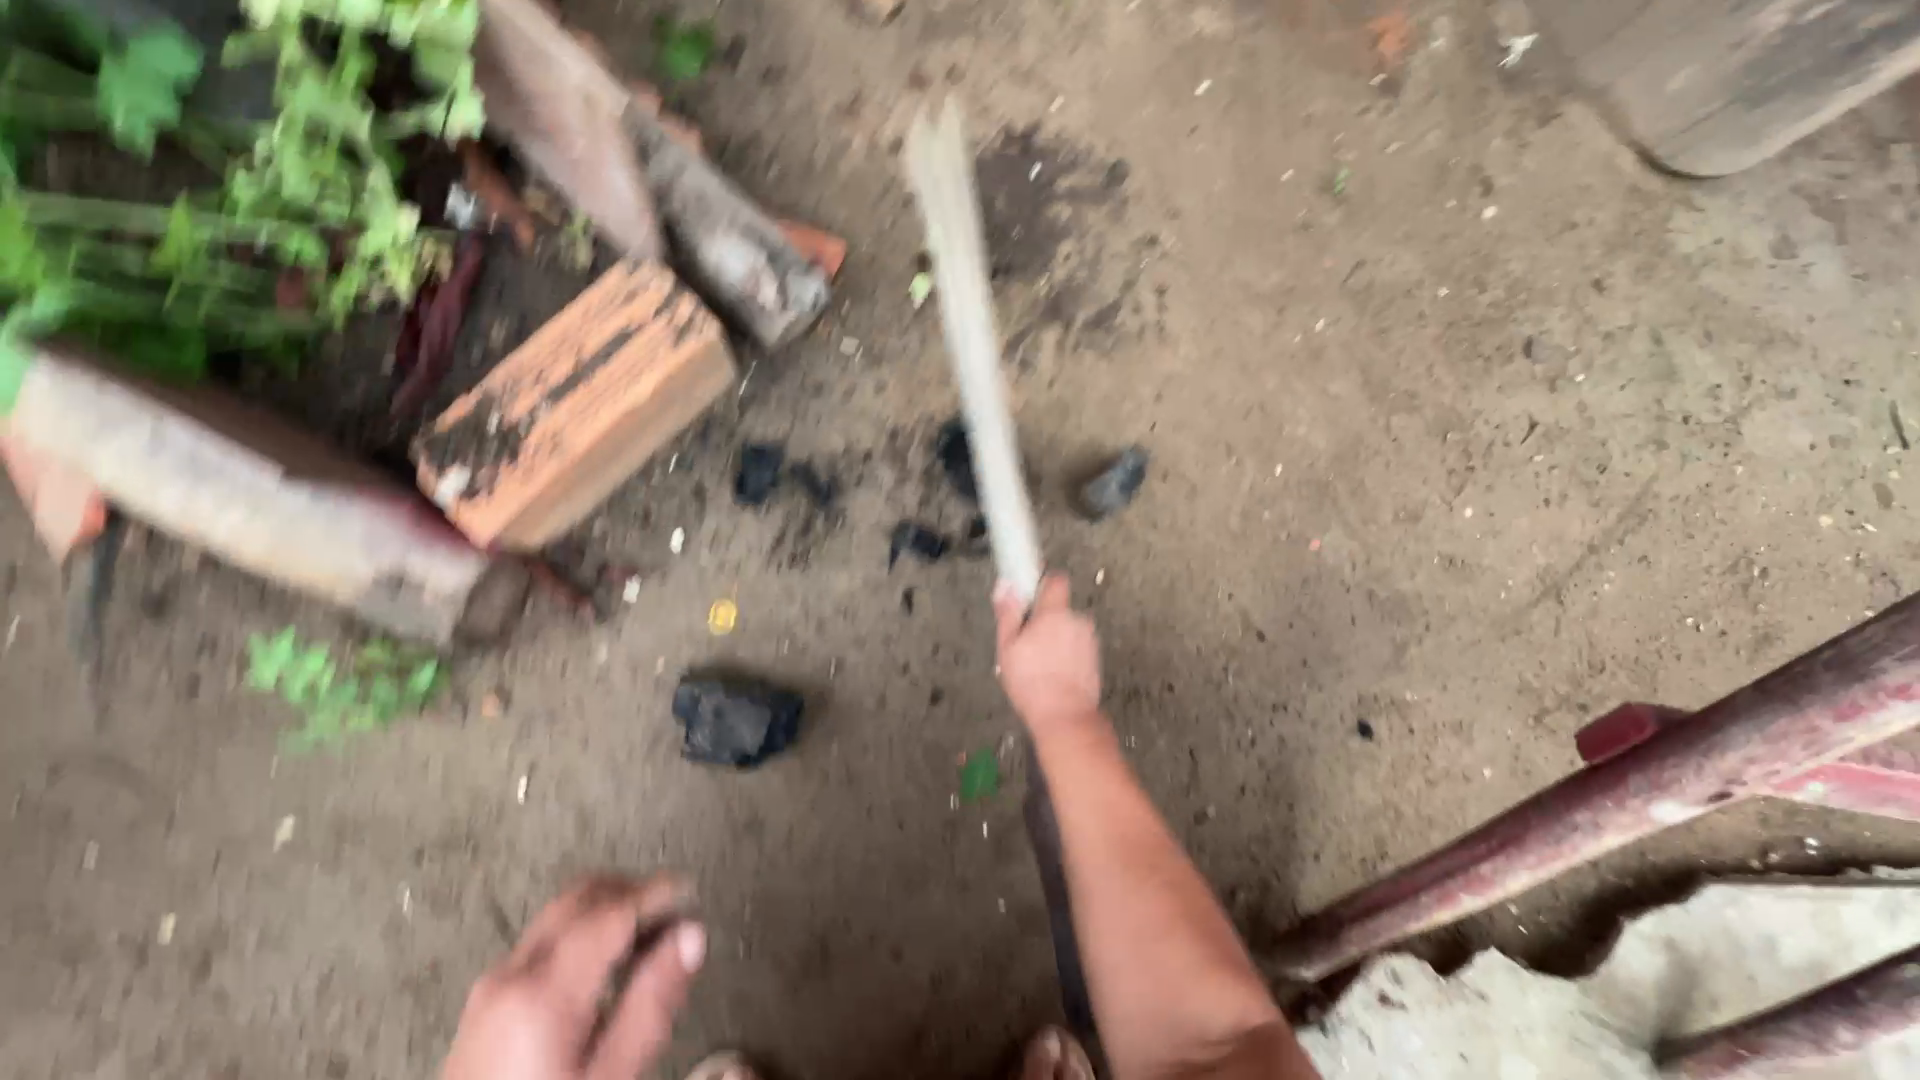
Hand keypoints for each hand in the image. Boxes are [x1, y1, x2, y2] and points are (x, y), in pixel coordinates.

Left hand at [441, 876, 704, 1079]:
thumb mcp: (611, 1074)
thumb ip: (652, 1002)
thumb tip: (688, 939)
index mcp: (544, 994)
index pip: (612, 911)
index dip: (657, 893)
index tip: (689, 892)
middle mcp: (511, 977)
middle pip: (581, 898)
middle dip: (634, 891)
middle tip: (674, 907)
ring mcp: (493, 986)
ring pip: (561, 914)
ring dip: (608, 908)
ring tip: (648, 934)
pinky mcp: (487, 999)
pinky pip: (543, 939)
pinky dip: (584, 930)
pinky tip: (608, 960)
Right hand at [993, 573, 1101, 734]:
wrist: (1064, 716)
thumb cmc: (1034, 684)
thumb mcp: (1007, 647)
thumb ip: (1008, 613)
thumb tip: (1005, 588)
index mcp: (1054, 614)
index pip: (1054, 580)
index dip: (1041, 584)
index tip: (1027, 594)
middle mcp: (1076, 622)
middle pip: (1059, 608)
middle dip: (1044, 619)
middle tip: (1025, 640)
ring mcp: (1088, 640)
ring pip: (1068, 629)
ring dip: (1055, 638)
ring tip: (1038, 662)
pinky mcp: (1094, 658)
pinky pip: (1076, 646)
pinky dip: (1065, 654)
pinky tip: (1051, 672)